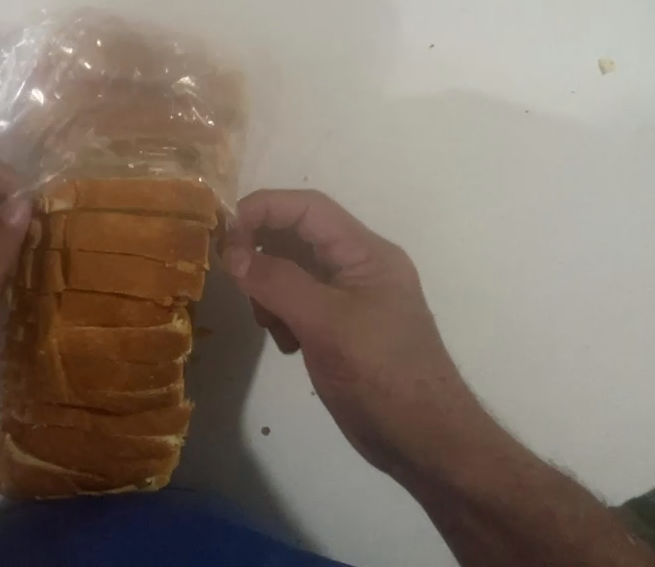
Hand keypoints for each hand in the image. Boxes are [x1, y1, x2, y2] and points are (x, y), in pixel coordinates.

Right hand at [226, 190, 504, 480]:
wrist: (428, 447)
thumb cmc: (382, 375)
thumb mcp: (325, 323)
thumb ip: (276, 281)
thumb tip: (232, 254)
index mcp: (366, 253)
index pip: (307, 208)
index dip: (263, 209)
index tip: (227, 234)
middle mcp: (357, 266)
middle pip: (295, 235)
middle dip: (261, 252)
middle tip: (235, 277)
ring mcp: (349, 297)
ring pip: (291, 268)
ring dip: (267, 287)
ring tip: (268, 322)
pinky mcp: (339, 325)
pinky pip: (296, 299)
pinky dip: (279, 312)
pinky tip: (285, 342)